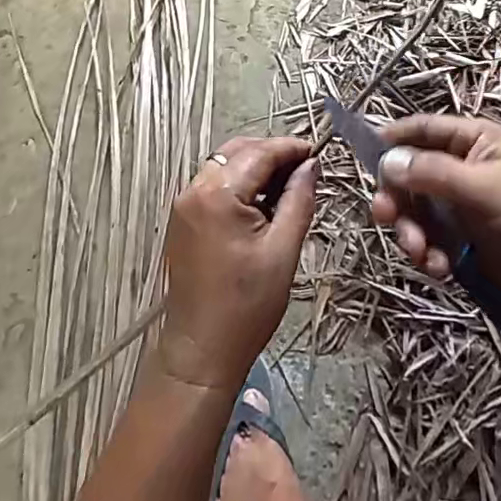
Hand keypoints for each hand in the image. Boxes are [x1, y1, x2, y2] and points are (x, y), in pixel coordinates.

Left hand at [156, 136, 315, 390]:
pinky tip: (261, 203)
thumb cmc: (247, 306)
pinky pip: (213, 184)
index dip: (291, 149)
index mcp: (218, 195)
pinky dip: (239, 183)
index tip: (317, 152)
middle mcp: (194, 190)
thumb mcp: (283, 250)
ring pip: (224, 165)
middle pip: (238, 151)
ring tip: (288, 186)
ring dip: (255, 167)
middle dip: (272, 153)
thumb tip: (311, 166)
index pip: (259, 153)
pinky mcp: (182, 220)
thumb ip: (299, 199)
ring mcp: (183, 205)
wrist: (201, 352)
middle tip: (305, 169)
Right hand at [373, 115, 500, 300]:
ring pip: (415, 212)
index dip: (393, 139)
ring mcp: (461, 204)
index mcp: (474, 141)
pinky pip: (430, 239)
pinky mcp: (462, 237)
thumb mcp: (484, 188)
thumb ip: (433, 173)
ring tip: (424, 256)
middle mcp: (462, 167)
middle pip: (410, 175)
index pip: (423, 129)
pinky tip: (441, 269)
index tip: (365, 155)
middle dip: (398, 200)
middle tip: (387, 220)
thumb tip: (388, 160)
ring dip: (412, 233)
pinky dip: (429, 254)